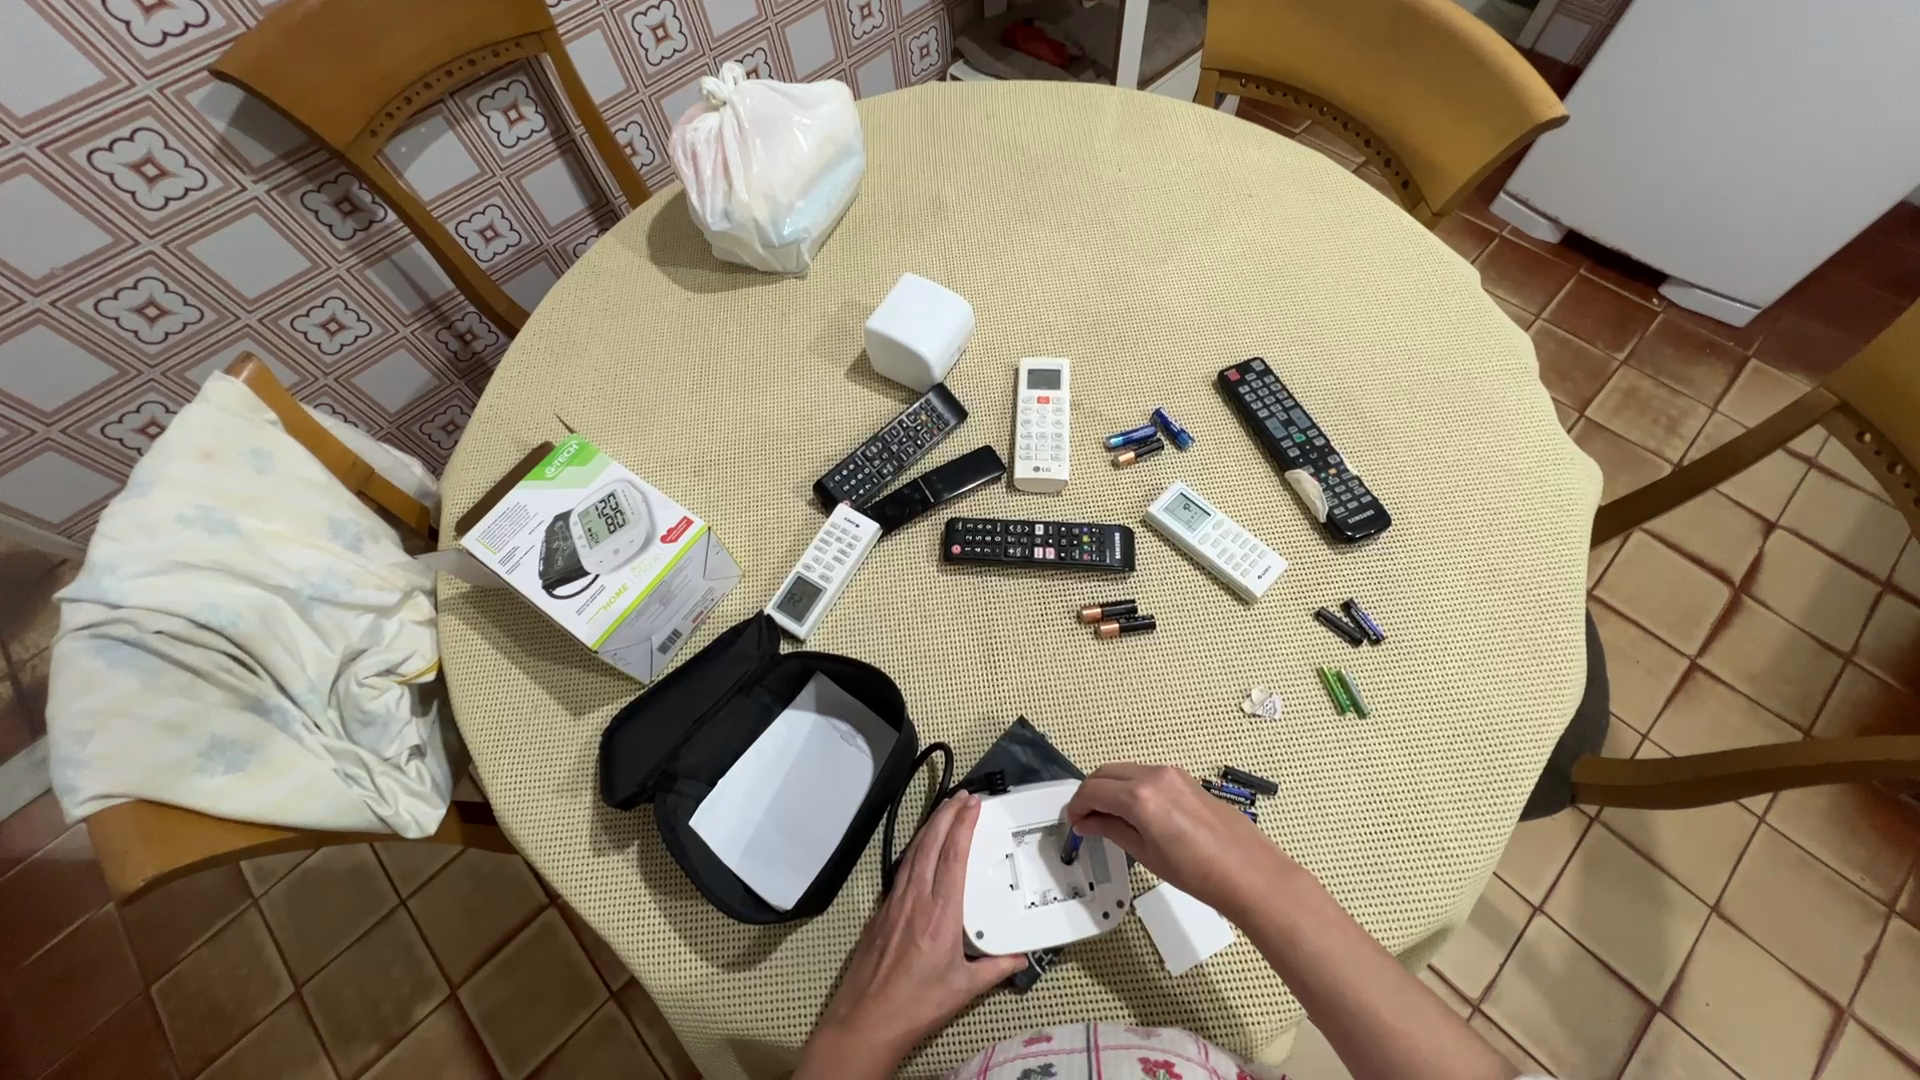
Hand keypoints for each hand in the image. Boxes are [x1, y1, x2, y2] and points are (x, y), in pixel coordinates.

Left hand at [798, 791, 1026, 1074]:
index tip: (973, 804)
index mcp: (941, 913)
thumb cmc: (917, 1006)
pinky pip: (901, 869)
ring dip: (930, 826)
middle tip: (962, 795)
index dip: (963, 825)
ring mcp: (895, 902)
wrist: (865, 1022)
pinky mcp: (881, 911)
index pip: (953, 857)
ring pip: (913, 852)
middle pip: (930, 844)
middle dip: (946, 814)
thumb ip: (995, 969)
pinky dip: (915, 848)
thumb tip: (1020, 956)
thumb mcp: (964, 990)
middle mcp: (916, 899)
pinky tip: (920, 846)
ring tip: (945, 809)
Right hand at [1066, 763, 1296, 919]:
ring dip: (1109, 788)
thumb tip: (1087, 822)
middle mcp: (1153, 775)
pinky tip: (1133, 812)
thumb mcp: (1145, 853)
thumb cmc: (1196, 872)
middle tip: (1084, 819)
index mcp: (1139, 796)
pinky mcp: (1184, 778)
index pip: (1093, 790)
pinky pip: (1145, 774)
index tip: (1072, 823)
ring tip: (1107, 817)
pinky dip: (1130, 786)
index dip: (1077, 806)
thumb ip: (1111, 830)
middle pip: (1106, 773)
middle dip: (1090, 792)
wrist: (1248, 872)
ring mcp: (1171, 773)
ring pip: (1125, 771)